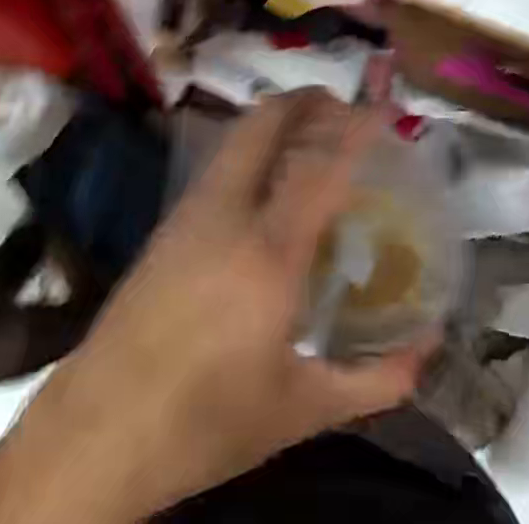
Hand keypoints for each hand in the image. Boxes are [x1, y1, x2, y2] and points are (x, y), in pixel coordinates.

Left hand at [0, 90, 431, 522]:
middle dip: (303, 100)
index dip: (355, 129)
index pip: (319, 167)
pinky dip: (251, 152)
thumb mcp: (302, 410)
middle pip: (262, 125)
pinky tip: (267, 183)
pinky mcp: (165, 226)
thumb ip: (376, 379)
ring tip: (311, 135)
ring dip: (274, 122)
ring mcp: (188, 214)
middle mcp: (226, 214)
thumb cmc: (207, 421)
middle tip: (342, 106)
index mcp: (268, 253)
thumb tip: (428, 348)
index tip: (384, 111)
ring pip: (234, 140)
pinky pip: (218, 168)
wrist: (100, 428)